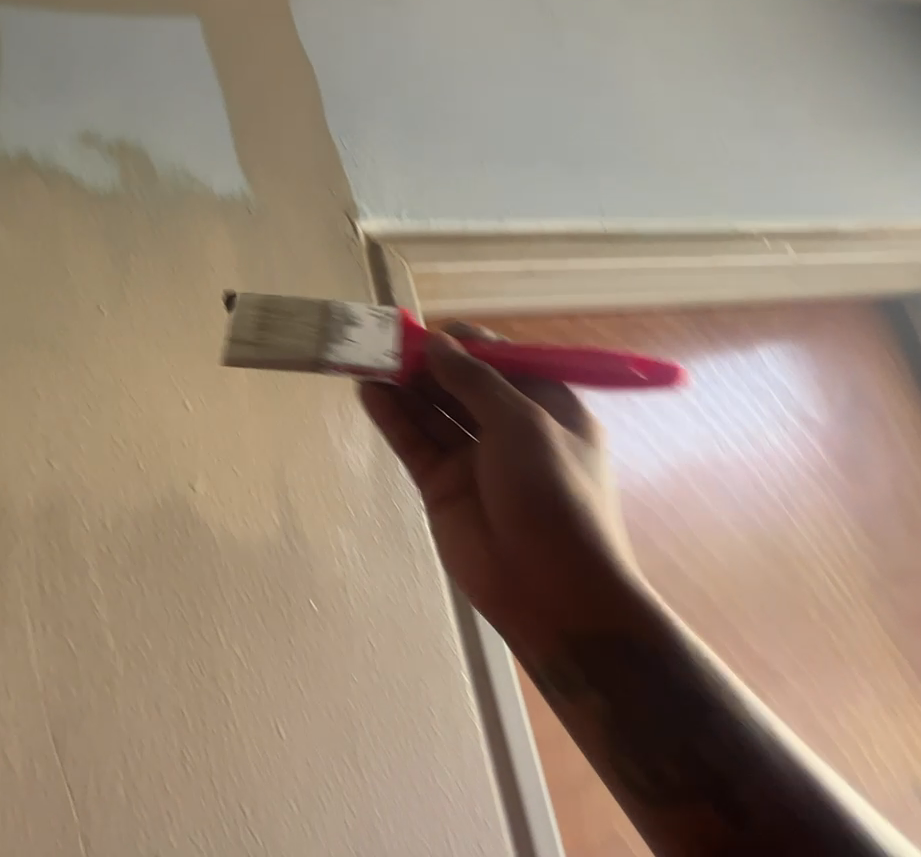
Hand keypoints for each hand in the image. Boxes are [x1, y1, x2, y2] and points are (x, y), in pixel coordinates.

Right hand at [361, 325, 640, 635]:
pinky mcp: (440, 483)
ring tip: (366, 361)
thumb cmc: (553, 495)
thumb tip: (437, 342)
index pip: (501, 361)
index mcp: (547, 407)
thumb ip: (474, 380)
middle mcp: (508, 427)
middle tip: (384, 344)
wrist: (550, 589)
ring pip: (431, 411)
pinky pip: (414, 441)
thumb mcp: (523, 424)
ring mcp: (472, 457)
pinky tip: (369, 393)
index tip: (426, 332)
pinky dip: (392, 417)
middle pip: (459, 384)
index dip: (464, 344)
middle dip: (426, 363)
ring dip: (403, 386)